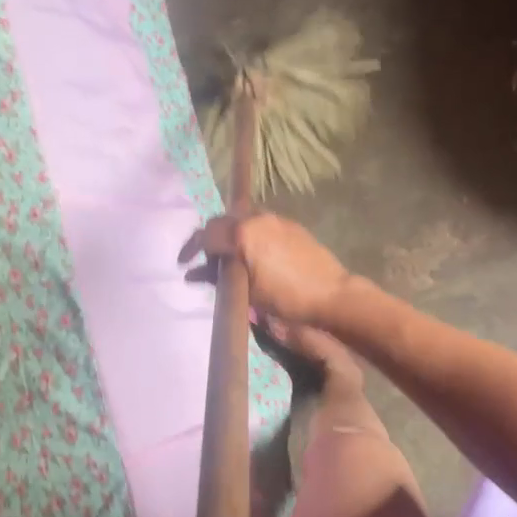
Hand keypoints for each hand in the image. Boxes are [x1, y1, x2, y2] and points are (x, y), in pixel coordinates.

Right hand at [179, 214, 355, 327]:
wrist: (332, 296)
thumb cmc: (286, 298)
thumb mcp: (248, 292)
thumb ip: (219, 278)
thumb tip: (195, 275)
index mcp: (242, 233)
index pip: (207, 234)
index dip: (191, 248)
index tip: (184, 263)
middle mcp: (257, 218)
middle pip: (222, 222)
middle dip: (209, 240)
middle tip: (204, 262)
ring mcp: (276, 219)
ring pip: (242, 220)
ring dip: (230, 236)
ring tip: (227, 260)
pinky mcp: (291, 226)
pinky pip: (260, 224)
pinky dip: (248, 236)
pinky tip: (251, 256)